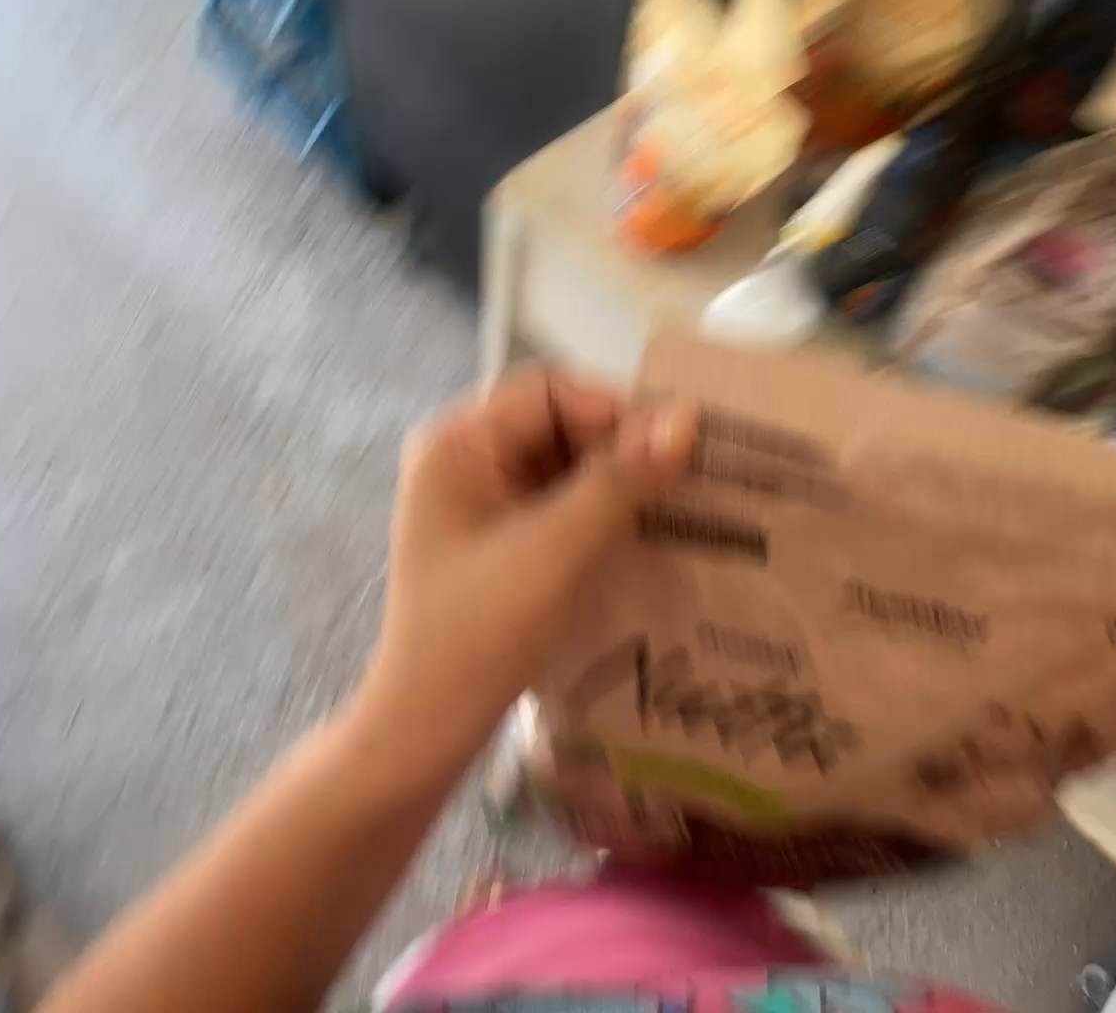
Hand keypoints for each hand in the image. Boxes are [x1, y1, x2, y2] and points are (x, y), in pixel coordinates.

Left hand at [360, 368, 696, 729]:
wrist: (428, 725)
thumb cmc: (480, 631)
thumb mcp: (555, 548)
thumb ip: (620, 479)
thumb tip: (687, 416)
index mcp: (458, 444)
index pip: (549, 390)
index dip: (613, 409)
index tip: (672, 448)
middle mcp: (465, 460)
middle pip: (558, 424)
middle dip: (619, 446)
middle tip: (684, 478)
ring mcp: (481, 502)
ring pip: (564, 465)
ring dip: (616, 481)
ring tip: (675, 504)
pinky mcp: (500, 538)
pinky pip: (559, 503)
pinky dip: (600, 512)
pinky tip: (641, 532)